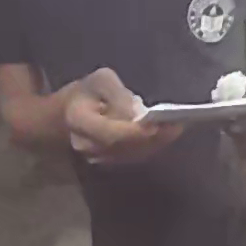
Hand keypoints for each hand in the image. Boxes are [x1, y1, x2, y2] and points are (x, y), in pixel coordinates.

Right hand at [64, 68, 182, 163]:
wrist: (69, 117)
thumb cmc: (86, 93)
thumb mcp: (99, 81)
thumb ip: (118, 94)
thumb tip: (138, 113)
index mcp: (79, 120)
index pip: (109, 132)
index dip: (133, 132)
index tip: (154, 125)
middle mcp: (89, 146)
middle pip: (126, 147)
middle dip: (152, 137)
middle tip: (175, 126)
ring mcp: (101, 160)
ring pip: (134, 154)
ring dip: (157, 143)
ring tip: (175, 129)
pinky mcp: (113, 164)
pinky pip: (136, 157)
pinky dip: (153, 146)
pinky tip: (166, 135)